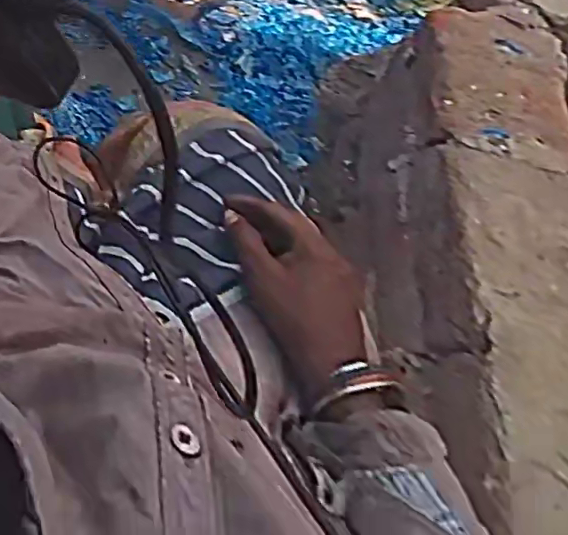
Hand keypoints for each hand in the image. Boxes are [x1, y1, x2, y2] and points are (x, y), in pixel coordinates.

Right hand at [224, 196, 368, 403]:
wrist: (332, 366)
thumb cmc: (292, 317)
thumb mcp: (261, 277)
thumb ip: (245, 241)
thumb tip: (232, 215)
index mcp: (314, 245)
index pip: (280, 212)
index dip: (251, 204)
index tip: (227, 200)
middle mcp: (332, 251)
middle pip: (296, 223)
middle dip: (266, 215)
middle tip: (239, 213)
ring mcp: (341, 270)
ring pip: (305, 240)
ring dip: (279, 232)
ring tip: (254, 232)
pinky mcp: (341, 287)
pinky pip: (312, 255)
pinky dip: (290, 248)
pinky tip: (277, 256)